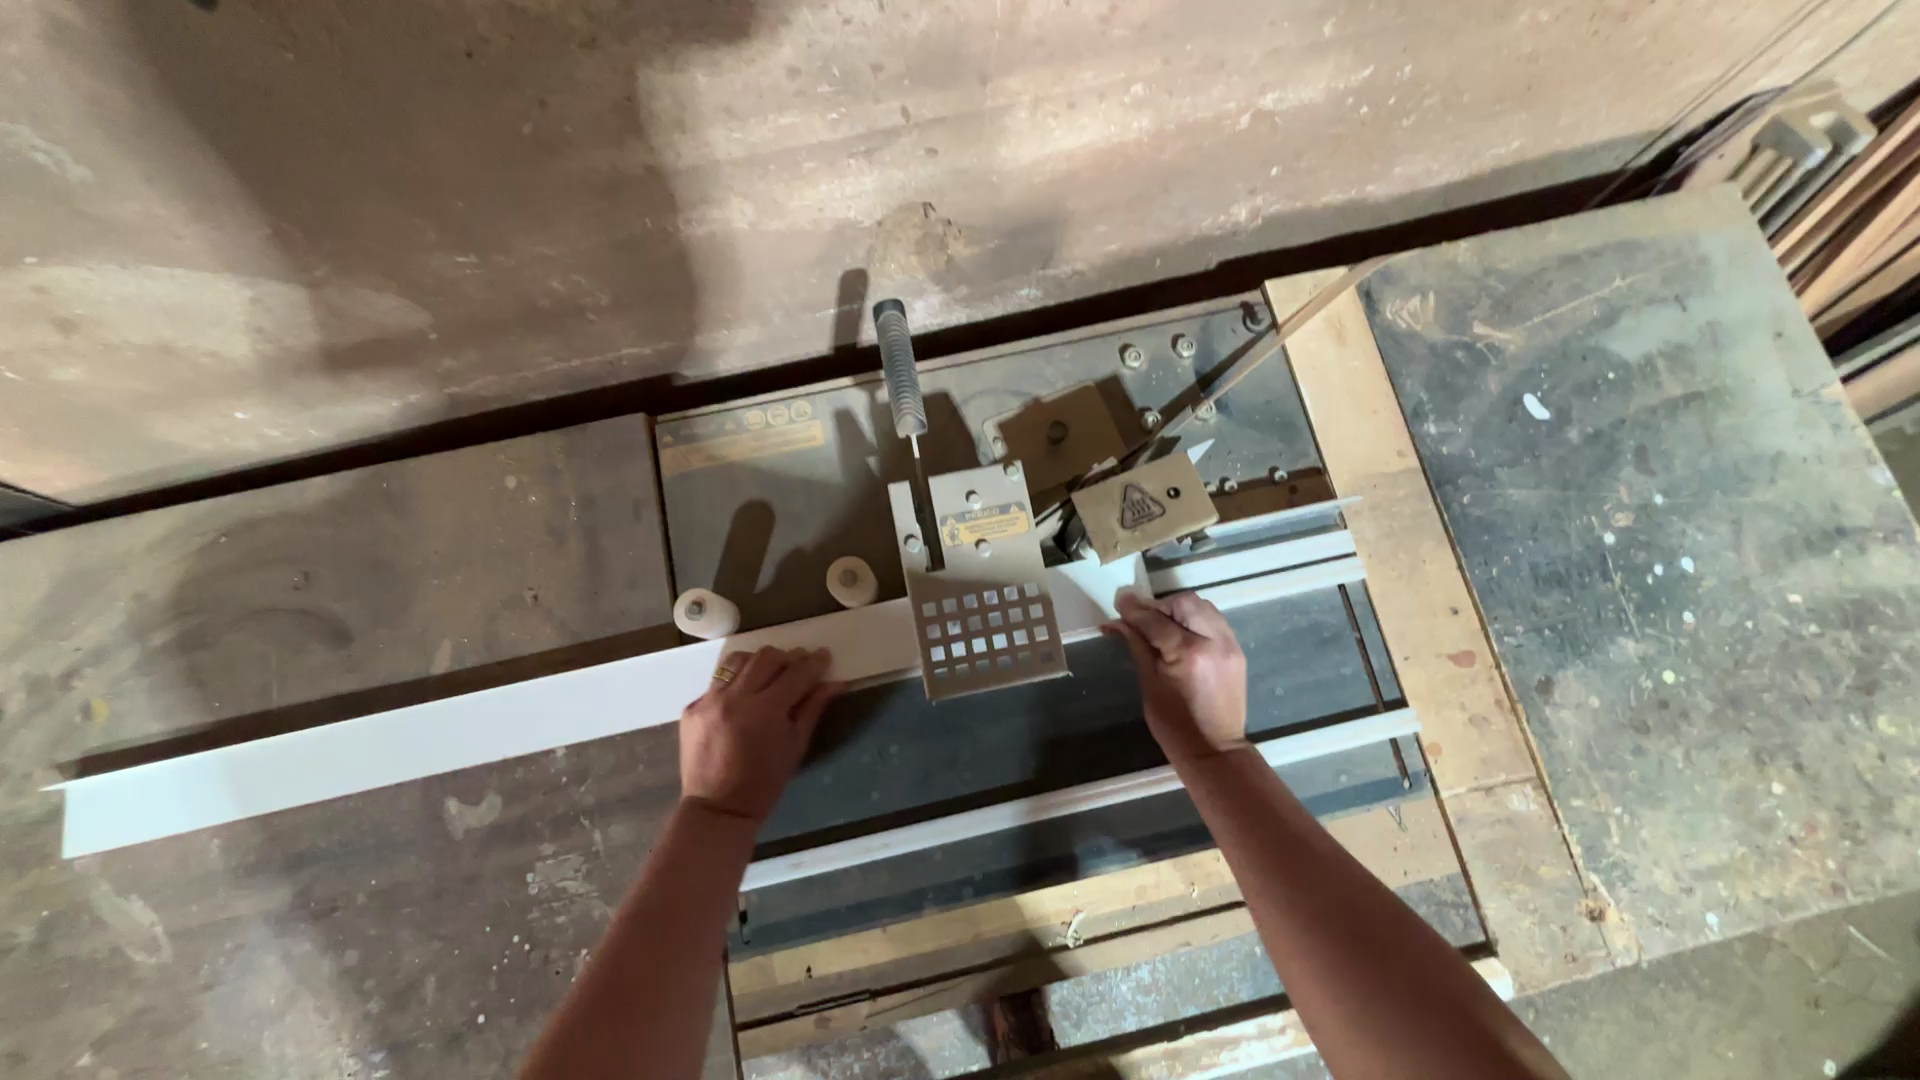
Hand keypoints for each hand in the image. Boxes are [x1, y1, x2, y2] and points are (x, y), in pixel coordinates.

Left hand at [678, 646, 843, 823]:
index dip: (814, 662)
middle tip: (798, 665)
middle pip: (766, 657)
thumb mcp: (795, 746)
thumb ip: (813, 708)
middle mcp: (733, 699)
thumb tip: (835, 683)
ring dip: (759, 662)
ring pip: (738, 660)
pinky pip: (717, 681)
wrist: (717, 808)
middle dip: (788, 657)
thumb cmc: (765, 782)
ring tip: (769, 673)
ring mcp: (708, 701)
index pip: (796, 674)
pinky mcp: (692, 707)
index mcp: (764, 712)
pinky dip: (735, 682)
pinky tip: (743, 697)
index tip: (824, 654)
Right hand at [1103, 592, 1248, 764]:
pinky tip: (1180, 631)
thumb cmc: (1173, 724)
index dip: (1134, 611)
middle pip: (1184, 603)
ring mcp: (1230, 645)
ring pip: (1202, 606)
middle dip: (1159, 606)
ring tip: (1160, 623)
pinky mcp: (1236, 650)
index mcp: (1188, 654)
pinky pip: (1214, 620)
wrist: (1214, 749)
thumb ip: (1137, 645)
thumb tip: (1117, 622)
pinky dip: (1194, 618)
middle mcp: (1214, 641)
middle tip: (1140, 617)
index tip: (1119, 602)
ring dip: (1178, 609)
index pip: (1155, 621)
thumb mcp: (1149, 684)